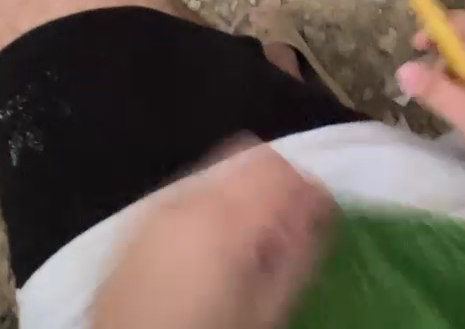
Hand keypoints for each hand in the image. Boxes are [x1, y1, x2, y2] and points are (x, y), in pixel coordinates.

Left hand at [93, 141, 333, 328]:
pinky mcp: (139, 221)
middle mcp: (191, 195)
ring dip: (249, 188)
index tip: (325, 212)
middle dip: (281, 181)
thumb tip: (319, 216)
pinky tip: (219, 241)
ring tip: (257, 234)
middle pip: (253, 156)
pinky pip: (192, 191)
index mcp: (225, 215)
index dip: (312, 188)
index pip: (283, 171)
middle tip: (294, 221)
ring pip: (222, 169)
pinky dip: (216, 201)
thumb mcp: (265, 308)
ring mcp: (161, 205)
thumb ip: (298, 253)